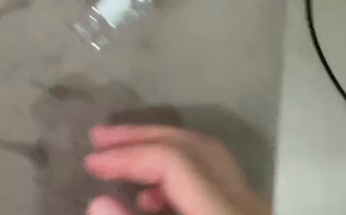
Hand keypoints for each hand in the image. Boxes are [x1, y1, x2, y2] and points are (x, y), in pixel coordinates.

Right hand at [82, 125, 271, 214]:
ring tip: (122, 168)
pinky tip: (155, 200)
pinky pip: (216, 181)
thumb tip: (97, 200)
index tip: (90, 161)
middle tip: (99, 137)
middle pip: (194, 146)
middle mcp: (246, 199)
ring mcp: (254, 206)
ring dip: (162, 153)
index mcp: (226, 208)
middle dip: (143, 137)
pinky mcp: (251, 214)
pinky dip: (182, 178)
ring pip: (208, 158)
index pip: (174, 160)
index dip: (128, 155)